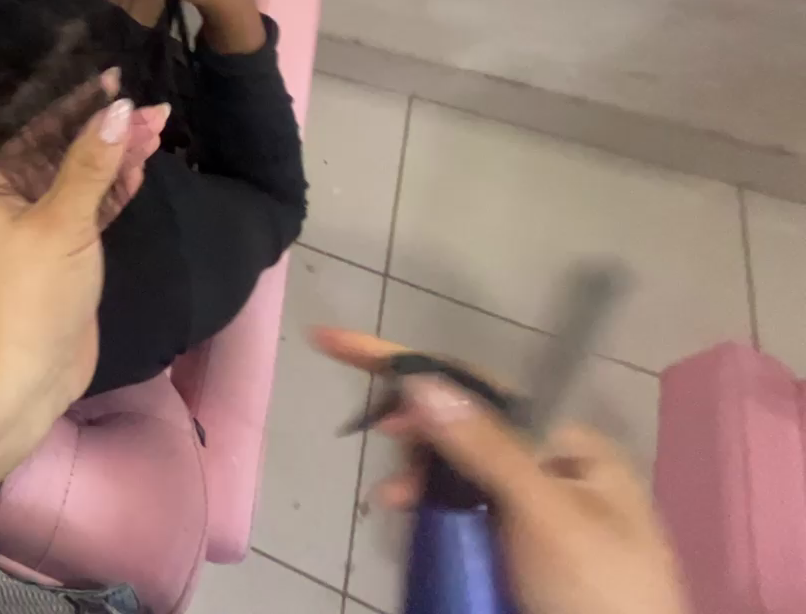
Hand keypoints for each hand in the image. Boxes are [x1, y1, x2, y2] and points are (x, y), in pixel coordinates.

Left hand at [0, 77, 163, 407]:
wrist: (23, 374)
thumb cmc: (32, 292)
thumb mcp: (62, 222)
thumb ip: (90, 166)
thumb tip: (115, 110)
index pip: (42, 132)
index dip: (80, 105)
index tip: (116, 79)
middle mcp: (14, 201)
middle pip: (67, 154)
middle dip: (108, 132)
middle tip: (156, 111)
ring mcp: (41, 228)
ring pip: (84, 182)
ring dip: (117, 158)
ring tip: (158, 129)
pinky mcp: (66, 253)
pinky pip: (92, 211)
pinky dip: (114, 191)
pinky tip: (139, 168)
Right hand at [313, 330, 689, 613]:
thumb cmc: (596, 596)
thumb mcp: (544, 518)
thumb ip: (486, 448)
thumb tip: (419, 380)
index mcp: (567, 443)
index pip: (471, 382)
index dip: (402, 359)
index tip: (333, 342)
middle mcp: (546, 458)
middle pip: (452, 413)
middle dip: (407, 423)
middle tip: (371, 434)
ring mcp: (525, 494)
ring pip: (445, 453)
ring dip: (411, 466)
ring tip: (396, 498)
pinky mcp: (505, 527)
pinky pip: (448, 489)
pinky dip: (418, 492)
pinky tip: (402, 505)